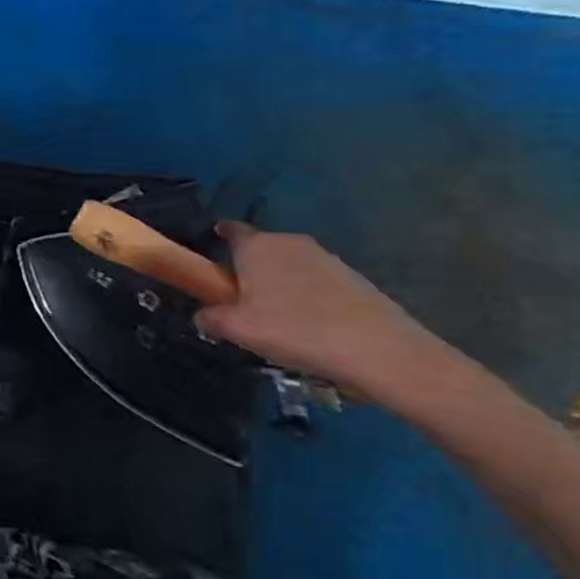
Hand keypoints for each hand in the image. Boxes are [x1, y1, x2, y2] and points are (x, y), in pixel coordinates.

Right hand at [193, 221, 482, 409]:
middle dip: (249, 269)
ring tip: (278, 321)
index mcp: (258, 246)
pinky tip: (310, 328)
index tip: (212, 250)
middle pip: (260, 250)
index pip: (232, 229)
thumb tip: (202, 315)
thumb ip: (210, 318)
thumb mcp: (237, 330)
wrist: (377, 349)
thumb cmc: (294, 329)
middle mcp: (290, 242)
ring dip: (279, 284)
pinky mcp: (352, 277)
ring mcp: (325, 258)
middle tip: (241, 302)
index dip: (220, 236)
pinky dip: (307, 297)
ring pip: (289, 267)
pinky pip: (316, 282)